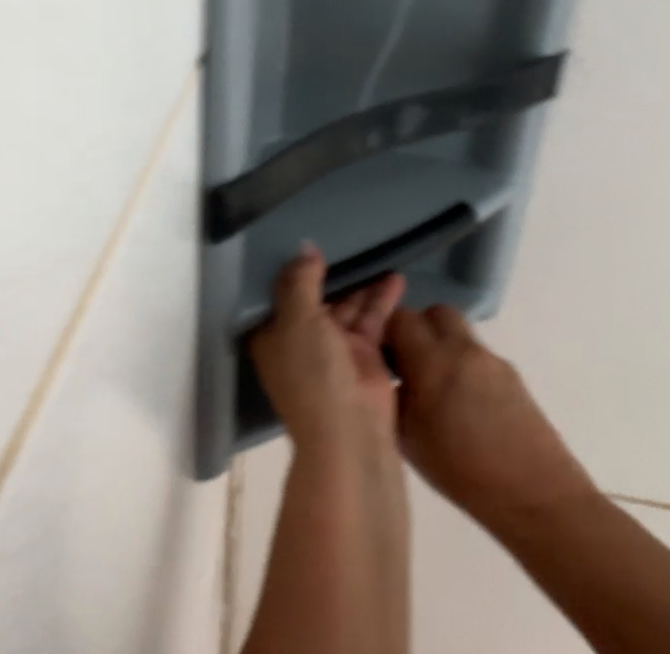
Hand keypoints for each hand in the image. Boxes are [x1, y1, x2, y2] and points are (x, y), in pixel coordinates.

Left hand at [249, 245, 405, 453]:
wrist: (350, 432)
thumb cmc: (312, 372)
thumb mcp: (298, 320)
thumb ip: (302, 281)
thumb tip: (305, 246)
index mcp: (273, 334)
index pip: (281, 293)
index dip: (294, 268)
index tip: (308, 238)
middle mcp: (301, 339)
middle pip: (317, 298)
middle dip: (333, 273)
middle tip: (352, 238)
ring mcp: (334, 349)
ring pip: (347, 307)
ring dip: (362, 285)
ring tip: (381, 251)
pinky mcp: (364, 356)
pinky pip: (372, 321)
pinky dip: (382, 301)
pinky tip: (396, 277)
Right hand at [385, 305, 596, 526]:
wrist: (535, 496)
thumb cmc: (460, 471)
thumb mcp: (406, 436)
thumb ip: (391, 394)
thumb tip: (387, 375)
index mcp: (432, 361)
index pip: (400, 317)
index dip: (386, 333)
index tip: (381, 359)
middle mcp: (464, 350)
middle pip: (435, 313)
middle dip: (417, 330)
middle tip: (407, 363)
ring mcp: (494, 361)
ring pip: (459, 333)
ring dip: (442, 347)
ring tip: (435, 388)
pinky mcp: (514, 377)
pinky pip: (478, 357)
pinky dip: (463, 367)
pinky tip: (463, 407)